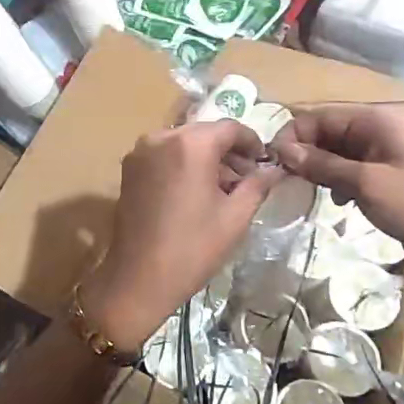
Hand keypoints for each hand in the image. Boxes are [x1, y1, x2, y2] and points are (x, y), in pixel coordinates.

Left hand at [81, 120, 284, 348]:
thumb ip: (257, 184)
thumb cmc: (193, 246)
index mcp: (189, 144)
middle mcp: (160, 138)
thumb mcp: (235, 216)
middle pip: (203, 133)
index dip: (252, 142)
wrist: (140, 275)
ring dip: (205, 158)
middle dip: (228, 151)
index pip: (229, 128)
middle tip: (247, 178)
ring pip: (182, 143)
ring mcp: (139, 152)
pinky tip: (195, 191)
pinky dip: (182, 164)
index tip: (264, 163)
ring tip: (223, 188)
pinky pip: (163, 155)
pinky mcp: (128, 168)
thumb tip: (275, 169)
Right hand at [269, 107, 403, 272]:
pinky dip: (338, 182)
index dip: (292, 136)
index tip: (273, 163)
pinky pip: (352, 172)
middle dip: (304, 153)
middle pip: (327, 133)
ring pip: (337, 154)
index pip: (318, 117)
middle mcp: (380, 132)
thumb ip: (321, 164)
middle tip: (286, 180)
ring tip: (308, 191)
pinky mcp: (391, 180)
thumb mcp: (365, 183)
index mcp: (377, 121)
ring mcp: (387, 156)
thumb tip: (281, 149)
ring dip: (319, 170)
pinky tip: (338, 202)